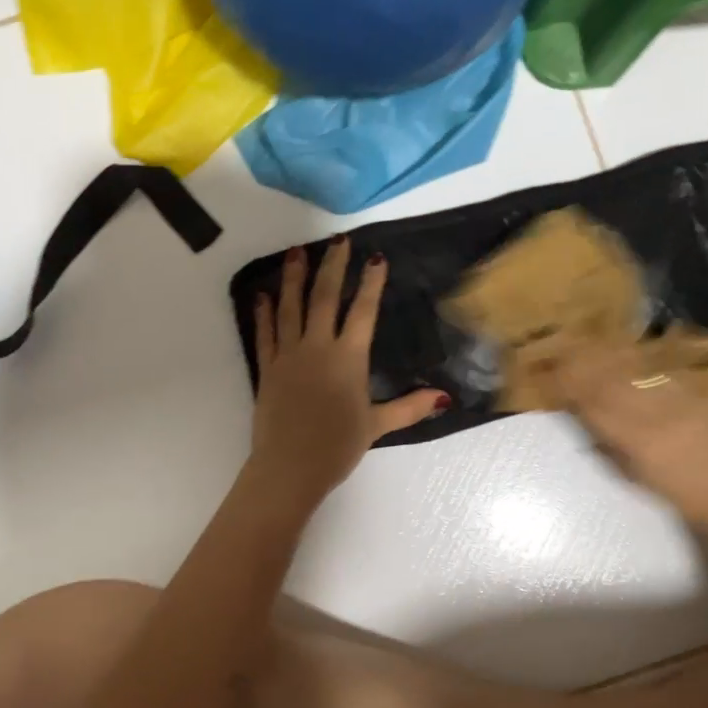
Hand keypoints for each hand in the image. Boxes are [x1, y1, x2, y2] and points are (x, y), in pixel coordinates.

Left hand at [246, 237, 447, 506]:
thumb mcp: (377, 426)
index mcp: (348, 359)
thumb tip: (444, 396)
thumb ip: (409, 407)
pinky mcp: (267, 368)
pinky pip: (265, 332)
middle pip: (324, 298)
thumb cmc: (337, 447)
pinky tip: (264, 293)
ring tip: (297, 252)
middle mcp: (317, 348)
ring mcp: (288, 355)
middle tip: (338, 241)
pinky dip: (264, 311)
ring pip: (290, 307)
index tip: (375, 258)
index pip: (362, 312)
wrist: (289, 467)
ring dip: (294, 278)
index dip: (370, 284)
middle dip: (332, 267)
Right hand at [543, 343, 707, 536]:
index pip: (590, 399)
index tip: (542, 372)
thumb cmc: (685, 496)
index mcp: (637, 436)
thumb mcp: (635, 477)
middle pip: (606, 374)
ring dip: (600, 351)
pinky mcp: (696, 389)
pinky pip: (656, 365)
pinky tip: (620, 348)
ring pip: (630, 363)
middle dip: (576, 359)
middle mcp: (655, 409)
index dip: (563, 382)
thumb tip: (583, 418)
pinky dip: (632, 355)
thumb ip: (608, 445)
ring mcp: (677, 395)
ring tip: (579, 341)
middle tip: (552, 348)